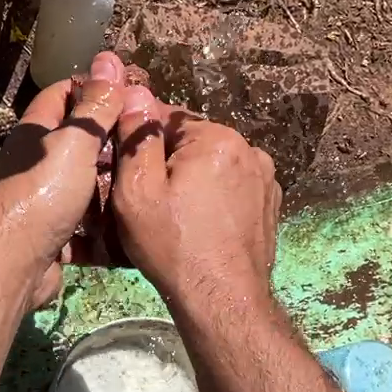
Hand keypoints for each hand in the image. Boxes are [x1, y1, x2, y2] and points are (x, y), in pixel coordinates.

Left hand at [0, 52, 131, 307]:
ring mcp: (45, 199)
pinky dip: (107, 219)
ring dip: (114, 181)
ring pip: (87, 183)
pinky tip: (134, 215)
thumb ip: (95, 107)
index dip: (97, 87)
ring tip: (152, 177)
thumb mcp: (74, 142)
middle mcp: (38, 162)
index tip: (135, 92)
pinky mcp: (55, 233)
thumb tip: (108, 60)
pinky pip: (87, 220)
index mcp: (37, 131)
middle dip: (114, 139)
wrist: (13, 261)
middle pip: (80, 141)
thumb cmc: (43, 192)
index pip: (65, 93)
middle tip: (153, 140)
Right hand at [111, 89, 281, 309]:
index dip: (138, 139)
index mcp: (216, 138)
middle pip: (192, 141)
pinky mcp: (269, 204)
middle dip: (167, 161)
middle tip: (145, 198)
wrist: (222, 300)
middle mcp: (248, 149)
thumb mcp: (137, 191)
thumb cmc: (172, 245)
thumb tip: (136, 91)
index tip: (122, 166)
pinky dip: (213, 197)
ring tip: (172, 214)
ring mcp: (265, 178)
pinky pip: (231, 187)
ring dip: (192, 179)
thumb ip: (137, 137)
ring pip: (212, 165)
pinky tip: (199, 224)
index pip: (166, 117)